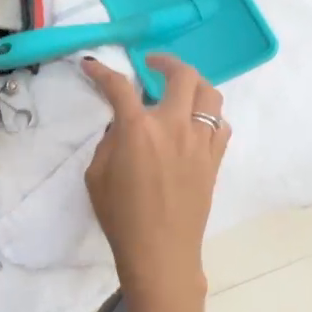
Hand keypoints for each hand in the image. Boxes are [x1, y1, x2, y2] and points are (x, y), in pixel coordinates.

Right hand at [81, 55, 228, 311]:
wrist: (160, 249)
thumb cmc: (120, 214)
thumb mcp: (97, 174)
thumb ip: (109, 141)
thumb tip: (121, 125)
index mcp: (138, 129)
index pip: (119, 87)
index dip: (102, 72)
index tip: (91, 65)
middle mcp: (174, 126)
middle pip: (180, 75)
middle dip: (163, 61)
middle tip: (149, 63)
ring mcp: (201, 141)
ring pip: (209, 94)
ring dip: (192, 82)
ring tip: (178, 86)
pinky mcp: (215, 158)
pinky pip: (220, 123)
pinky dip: (207, 114)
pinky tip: (194, 121)